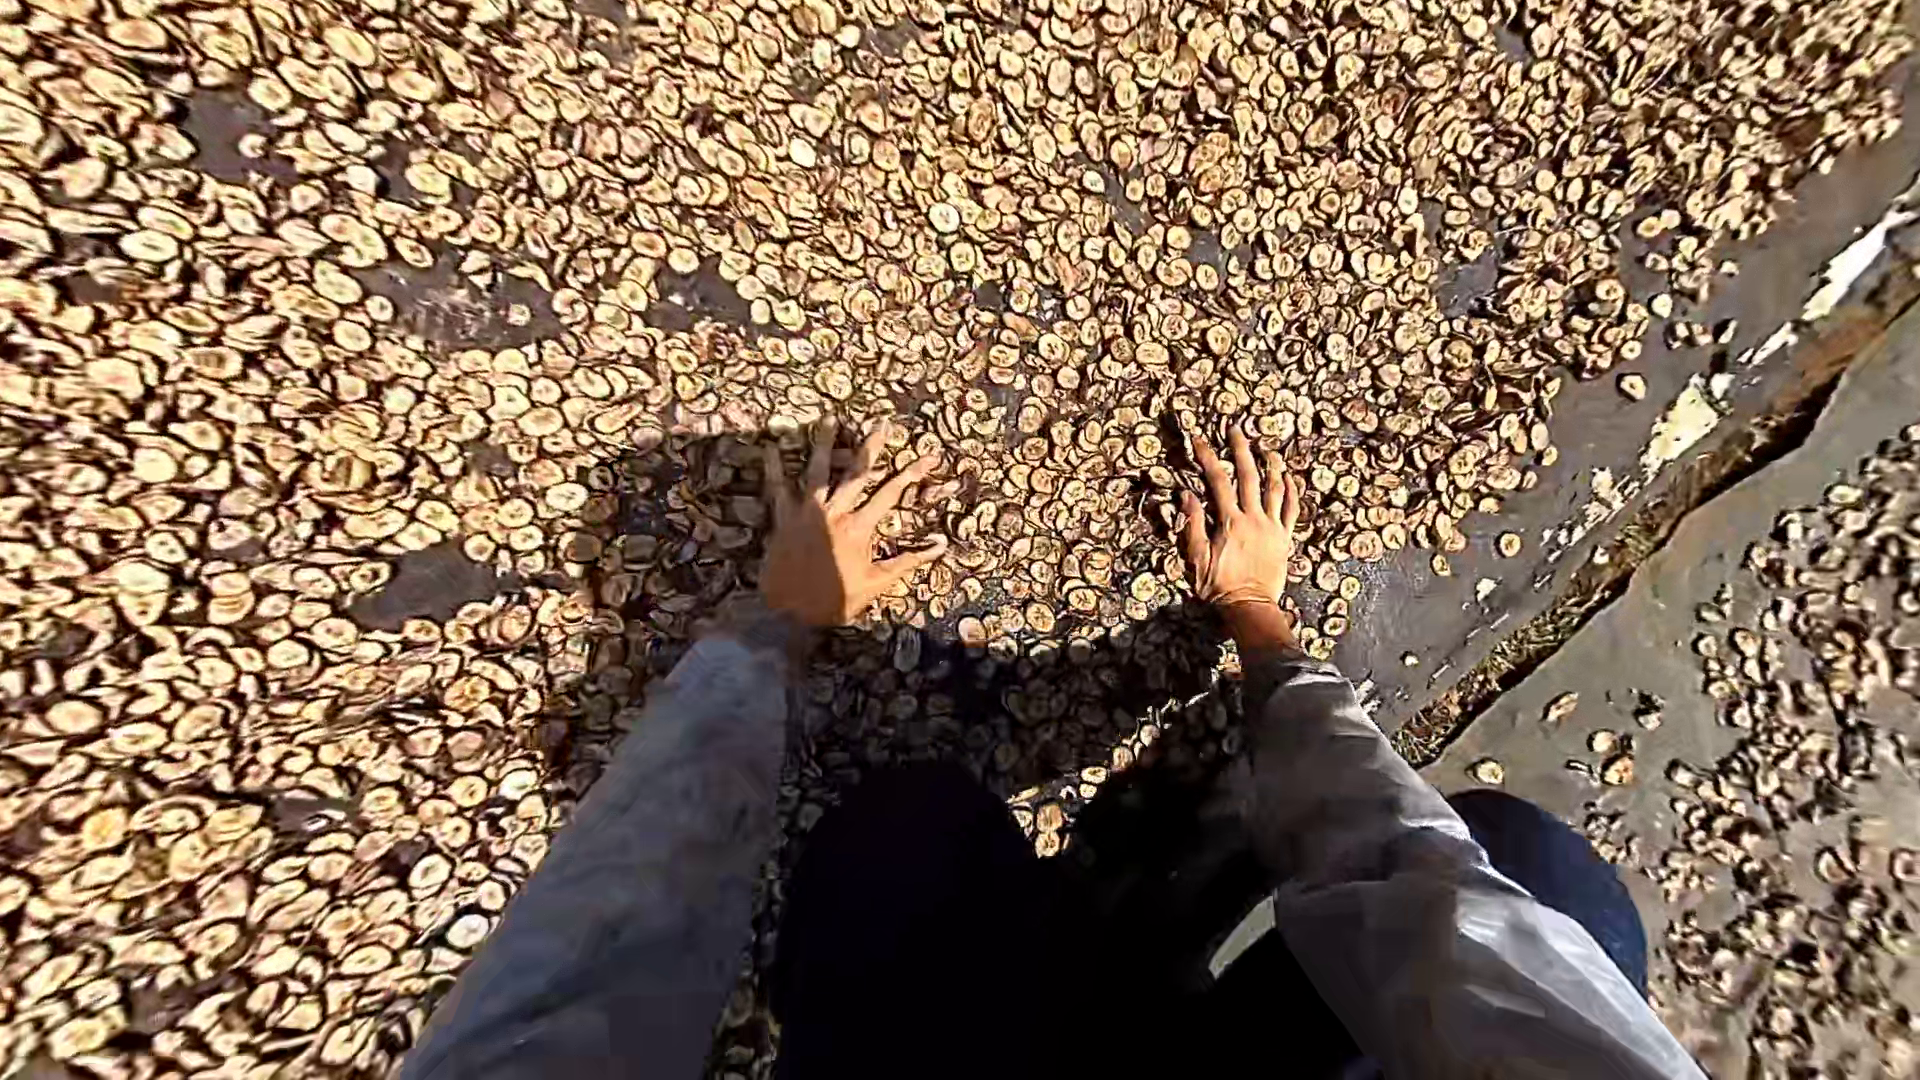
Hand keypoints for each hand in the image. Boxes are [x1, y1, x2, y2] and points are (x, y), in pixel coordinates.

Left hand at [759, 420, 949, 627]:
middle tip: (882, 423)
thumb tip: (940, 546)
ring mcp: (806, 513)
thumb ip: (907, 561)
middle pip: (857, 473)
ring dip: (825, 444)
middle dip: (872, 446)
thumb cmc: (835, 602)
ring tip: (830, 420)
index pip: (891, 493)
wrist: (788, 615)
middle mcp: (834, 513)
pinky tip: (771, 446)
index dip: (912, 473)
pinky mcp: (783, 520)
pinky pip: (777, 489)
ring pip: (817, 471)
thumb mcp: (876, 584)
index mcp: (859, 528)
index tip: (929, 455)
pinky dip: (774, 468)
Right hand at [1179, 422, 1301, 609]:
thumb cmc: (1217, 585)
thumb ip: (1192, 524)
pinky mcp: (1284, 537)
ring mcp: (1272, 527)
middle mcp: (1253, 519)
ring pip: (1274, 488)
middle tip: (1236, 429)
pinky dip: (1291, 490)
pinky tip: (1289, 477)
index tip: (1200, 440)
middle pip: (1248, 476)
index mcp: (1229, 522)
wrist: (1249, 606)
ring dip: (1270, 464)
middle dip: (1241, 449)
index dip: (1208, 457)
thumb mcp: (1196, 557)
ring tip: (1266, 447)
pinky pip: (1291, 509)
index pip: (1217, 481)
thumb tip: (1187, 495)